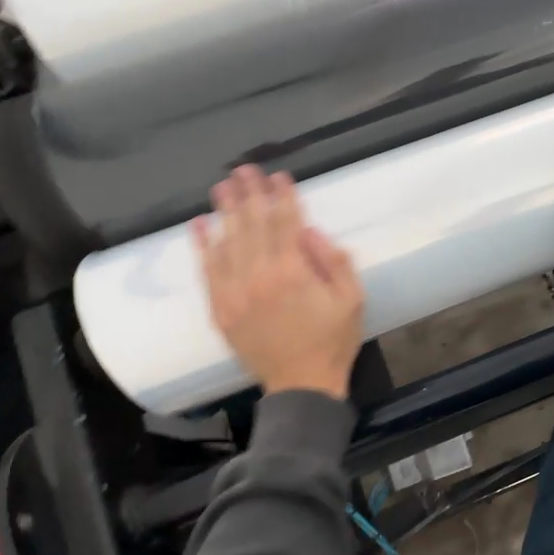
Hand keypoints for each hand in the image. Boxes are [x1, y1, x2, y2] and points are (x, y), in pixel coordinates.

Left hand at [194, 166, 364, 399]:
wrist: (301, 384)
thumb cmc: (333, 341)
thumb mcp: (352, 300)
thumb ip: (335, 262)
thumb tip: (310, 231)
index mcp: (293, 272)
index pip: (285, 222)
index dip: (282, 196)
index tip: (278, 176)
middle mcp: (259, 275)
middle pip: (252, 225)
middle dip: (249, 195)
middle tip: (243, 170)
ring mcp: (234, 292)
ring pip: (227, 242)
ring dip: (225, 212)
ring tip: (222, 187)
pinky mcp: (220, 308)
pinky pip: (208, 269)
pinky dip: (204, 245)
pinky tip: (202, 225)